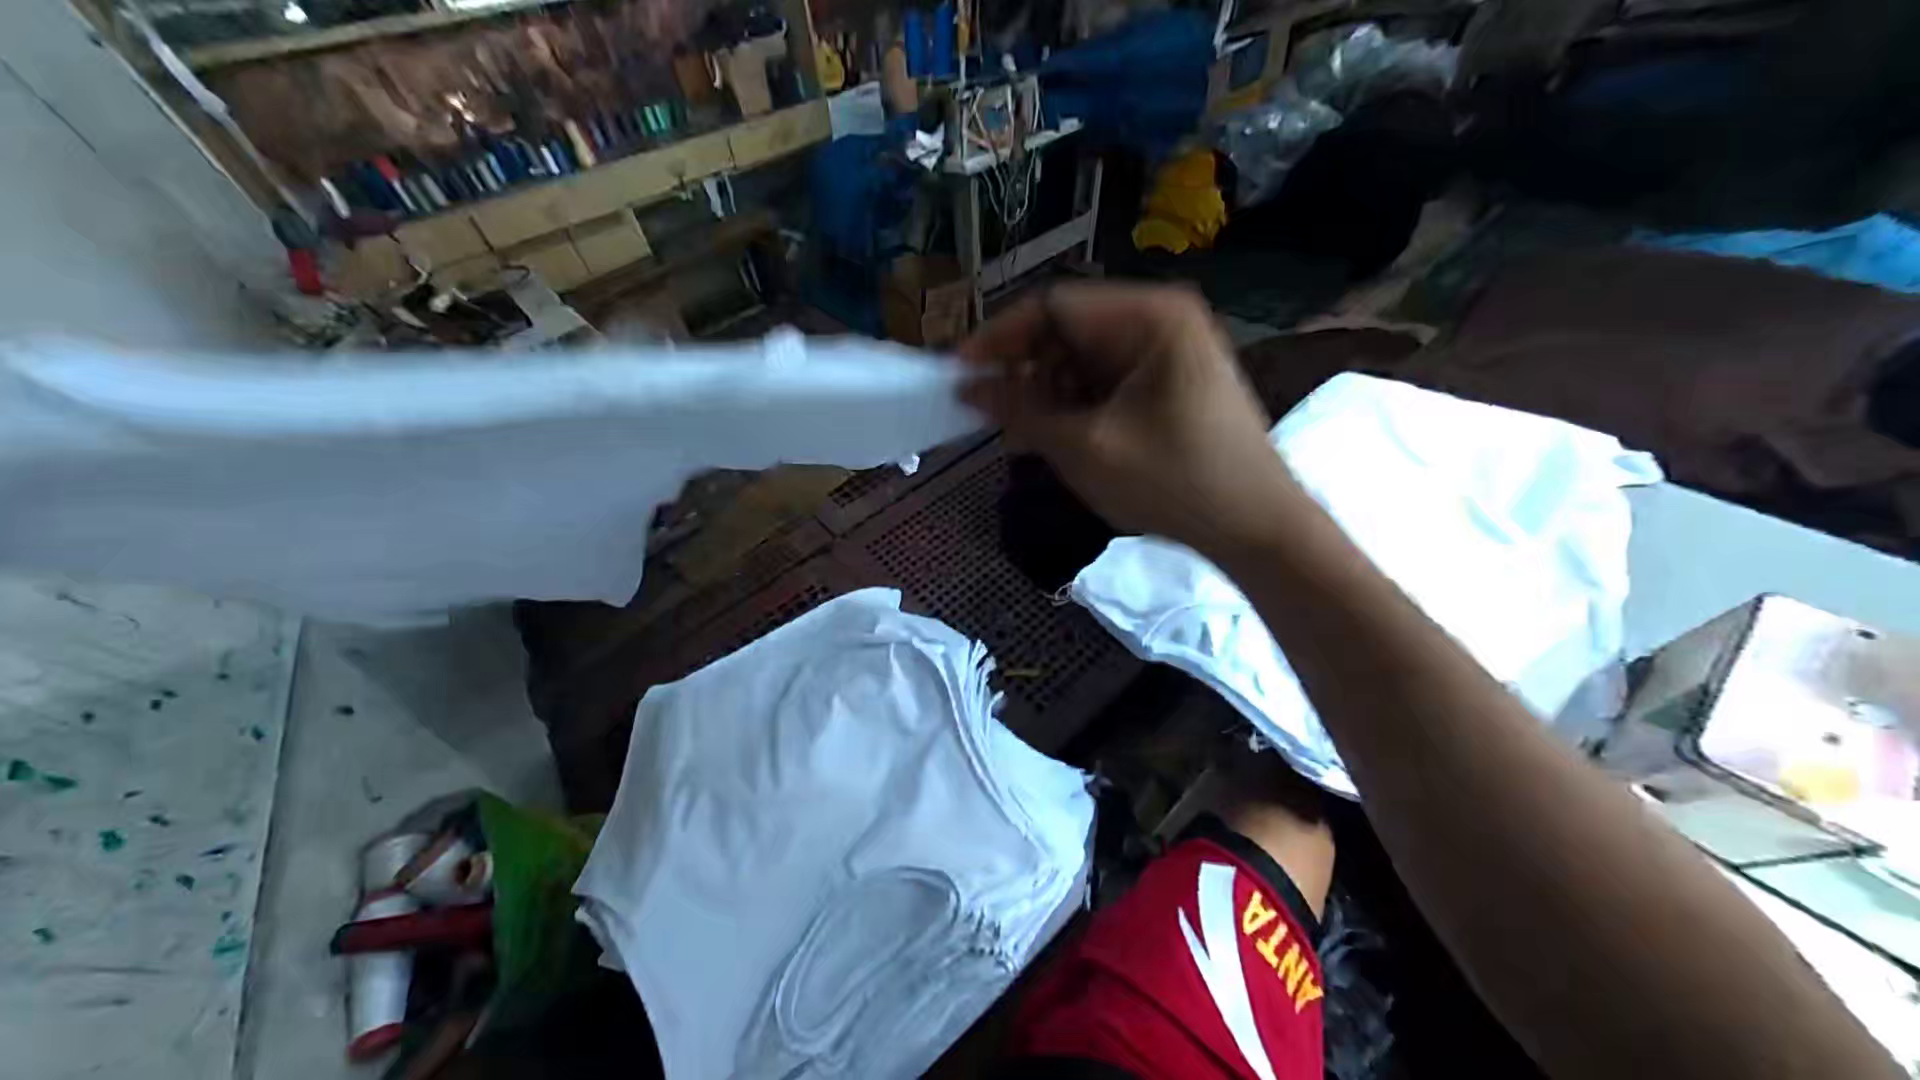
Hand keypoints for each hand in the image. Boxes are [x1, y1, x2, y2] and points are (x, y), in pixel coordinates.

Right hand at [959, 283, 1304, 561]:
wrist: (1257, 529)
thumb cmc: (1174, 482)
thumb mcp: (1085, 448)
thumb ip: (1021, 411)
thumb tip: (968, 388)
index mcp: (1148, 316)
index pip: (1053, 306)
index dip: (999, 338)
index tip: (960, 373)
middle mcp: (1159, 321)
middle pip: (1067, 332)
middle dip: (1023, 373)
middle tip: (988, 415)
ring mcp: (1167, 353)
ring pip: (1082, 362)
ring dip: (1045, 396)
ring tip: (1018, 438)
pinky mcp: (1168, 384)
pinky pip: (1105, 384)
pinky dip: (1074, 409)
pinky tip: (1052, 440)